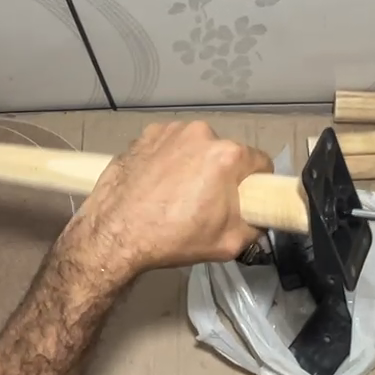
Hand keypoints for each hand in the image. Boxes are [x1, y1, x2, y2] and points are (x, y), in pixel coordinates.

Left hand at [58, 121, 272, 280]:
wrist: (114, 234)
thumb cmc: (172, 239)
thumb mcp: (229, 244)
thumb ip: (255, 227)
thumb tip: (257, 219)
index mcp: (227, 155)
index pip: (260, 163)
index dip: (256, 183)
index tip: (245, 198)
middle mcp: (201, 134)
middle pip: (226, 153)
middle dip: (221, 174)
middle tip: (206, 201)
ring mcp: (170, 131)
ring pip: (196, 147)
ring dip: (194, 164)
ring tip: (177, 193)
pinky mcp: (145, 135)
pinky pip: (169, 145)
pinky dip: (168, 159)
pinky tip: (157, 183)